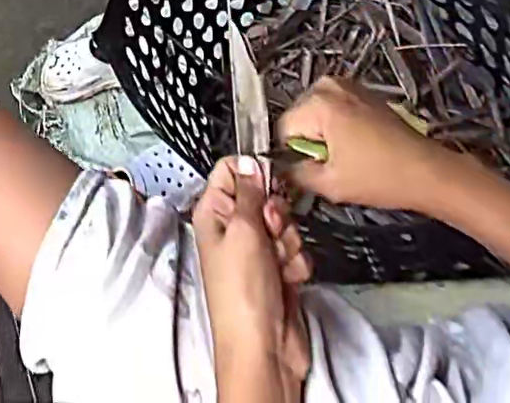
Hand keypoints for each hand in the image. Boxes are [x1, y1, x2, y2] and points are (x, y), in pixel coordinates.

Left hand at [194, 156, 310, 394]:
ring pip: (283, 224)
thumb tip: (249, 160)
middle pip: (263, 196)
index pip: (232, 171)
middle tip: (270, 230)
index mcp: (213, 211)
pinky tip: (288, 279)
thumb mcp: (243, 230)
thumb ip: (249, 191)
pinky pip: (295, 251)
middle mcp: (232, 227)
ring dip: (288, 241)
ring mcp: (256, 250)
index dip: (253, 174)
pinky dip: (296, 263)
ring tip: (278, 262)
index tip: (267, 186)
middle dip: (275, 213)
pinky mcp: (278, 270)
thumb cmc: (242, 292)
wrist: (264, 349)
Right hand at [277, 78, 471, 213]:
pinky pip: (333, 108)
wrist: (431, 173)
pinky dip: (339, 126)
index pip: (283, 128)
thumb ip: (294, 175)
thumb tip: (280, 170)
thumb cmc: (384, 177)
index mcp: (318, 103)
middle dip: (310, 141)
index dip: (293, 153)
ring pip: (315, 113)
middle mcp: (329, 86)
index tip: (309, 168)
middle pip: (299, 117)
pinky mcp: (361, 92)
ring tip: (348, 155)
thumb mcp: (330, 184)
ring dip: (324, 133)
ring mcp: (347, 86)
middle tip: (333, 164)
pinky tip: (358, 146)